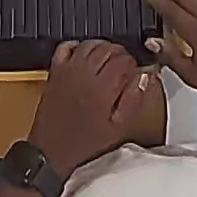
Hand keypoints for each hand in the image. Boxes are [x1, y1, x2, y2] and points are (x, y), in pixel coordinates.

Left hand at [27, 40, 155, 174]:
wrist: (52, 152)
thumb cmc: (84, 144)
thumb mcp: (118, 128)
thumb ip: (134, 100)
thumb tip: (144, 77)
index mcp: (102, 88)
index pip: (123, 60)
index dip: (134, 63)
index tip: (137, 70)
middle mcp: (84, 74)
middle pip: (106, 48)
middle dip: (120, 53)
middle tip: (125, 64)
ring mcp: (67, 70)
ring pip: (88, 44)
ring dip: (101, 47)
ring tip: (108, 59)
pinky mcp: (54, 72)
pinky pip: (65, 47)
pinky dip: (77, 46)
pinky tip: (84, 55)